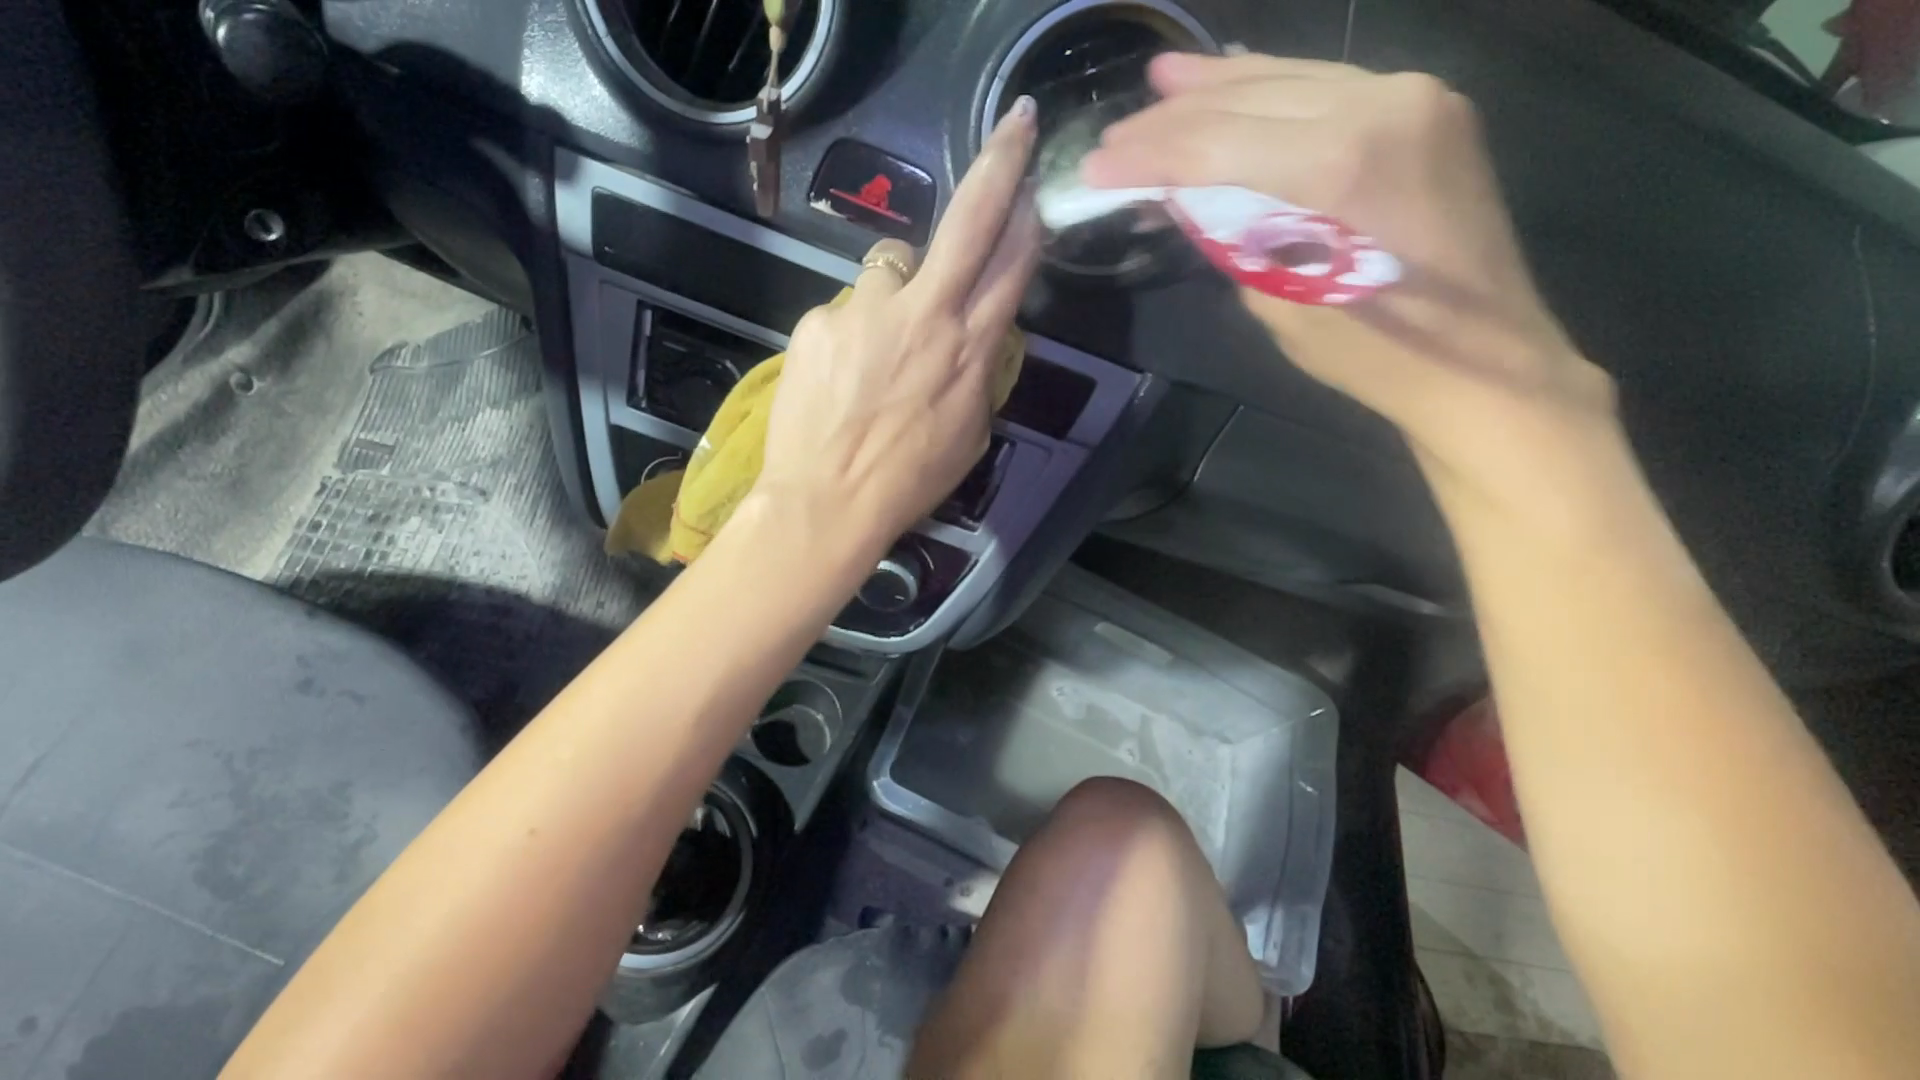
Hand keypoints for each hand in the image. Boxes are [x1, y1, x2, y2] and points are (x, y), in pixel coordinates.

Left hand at [756, 96, 1041, 556]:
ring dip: (896, 294)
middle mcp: (925, 315)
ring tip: (878, 353)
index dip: (1028, 217)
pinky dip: (851, 334)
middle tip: (1015, 124)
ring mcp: (867, 312)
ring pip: (893, 270)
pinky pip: (846, 312)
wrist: (826, 502)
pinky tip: (842, 377)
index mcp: (970, 349)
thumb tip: (978, 334)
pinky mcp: (820, 321)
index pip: (1011, 264)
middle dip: (999, 167)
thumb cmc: (909, 481)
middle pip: (969, 223)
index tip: (1036, 180)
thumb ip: (979, 371)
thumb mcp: (970, 433)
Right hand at [1082, 55, 1617, 493]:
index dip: (1148, 156)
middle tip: (1114, 134)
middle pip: (1250, 99)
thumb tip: (1187, 194)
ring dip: (1218, 86)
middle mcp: (1385, 104)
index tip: (1095, 169)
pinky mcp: (1429, 109)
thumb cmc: (1379, 354)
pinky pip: (1331, 86)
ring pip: (1292, 78)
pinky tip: (1234, 78)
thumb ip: (1231, 233)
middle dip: (1173, 119)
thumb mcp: (1280, 301)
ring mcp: (1416, 98)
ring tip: (1160, 82)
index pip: (1218, 143)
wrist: (1487, 365)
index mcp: (1344, 162)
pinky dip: (1275, 87)